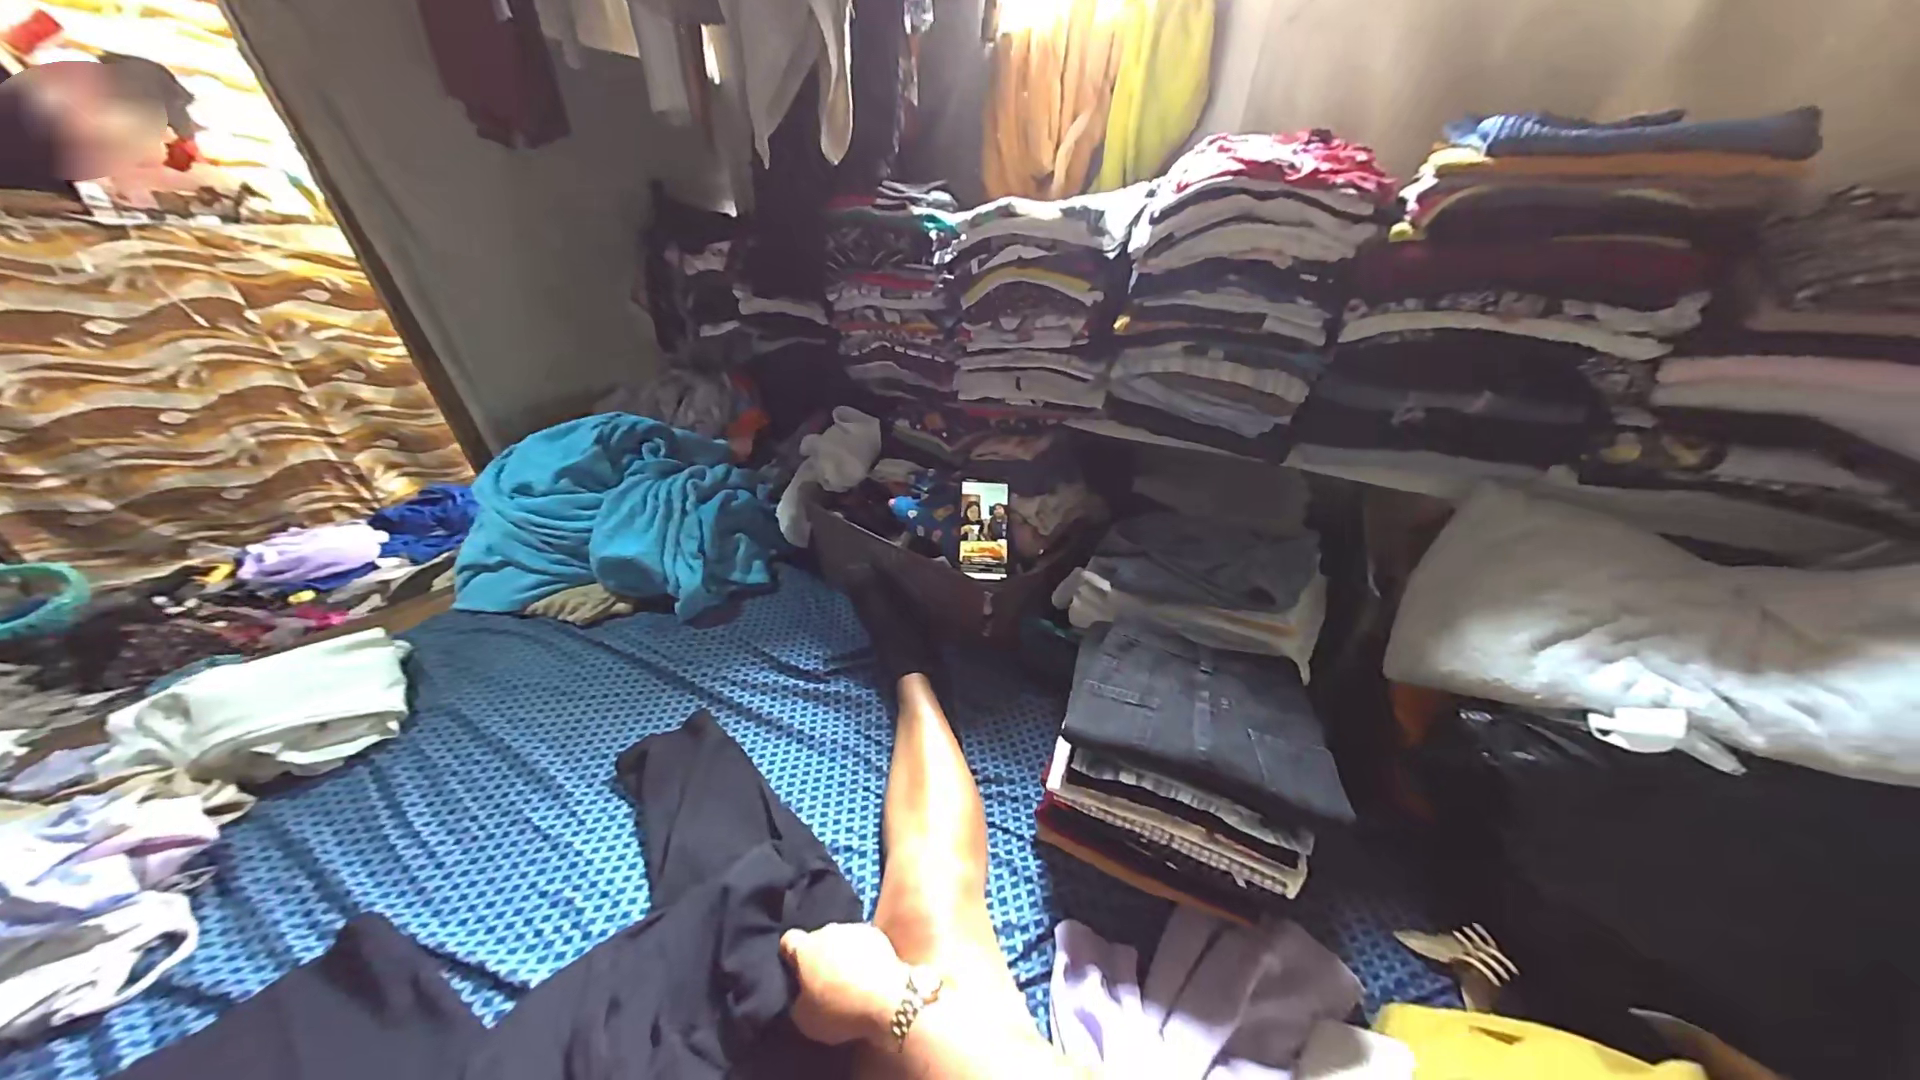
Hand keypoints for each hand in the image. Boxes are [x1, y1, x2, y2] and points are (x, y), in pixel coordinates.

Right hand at [780, 923, 910, 1047]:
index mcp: (806, 947)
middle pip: (816, 939)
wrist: (887, 998)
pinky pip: (859, 940)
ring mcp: (853, 927)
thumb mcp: (804, 1019)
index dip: (788, 955)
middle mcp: (828, 930)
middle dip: (817, 956)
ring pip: (839, 938)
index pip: (788, 940)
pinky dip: (859, 951)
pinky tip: (866, 971)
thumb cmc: (841, 1009)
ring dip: (839, 953)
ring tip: (847, 976)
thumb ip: (795, 998)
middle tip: (822, 980)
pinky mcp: (875, 931)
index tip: (795, 972)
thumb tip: (798, 990)